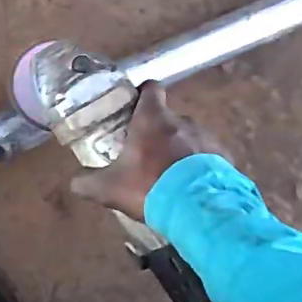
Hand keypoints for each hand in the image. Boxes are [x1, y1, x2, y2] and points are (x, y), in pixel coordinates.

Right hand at [69, 81, 218, 217]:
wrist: (202, 213)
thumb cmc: (149, 187)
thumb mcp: (108, 189)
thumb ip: (87, 182)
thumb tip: (75, 182)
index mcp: (152, 119)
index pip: (150, 88)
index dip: (142, 94)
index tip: (133, 106)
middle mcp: (182, 121)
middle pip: (168, 116)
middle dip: (157, 130)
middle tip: (144, 151)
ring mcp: (207, 138)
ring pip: (189, 136)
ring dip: (179, 149)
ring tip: (169, 173)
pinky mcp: (226, 158)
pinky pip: (208, 156)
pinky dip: (199, 166)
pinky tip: (190, 186)